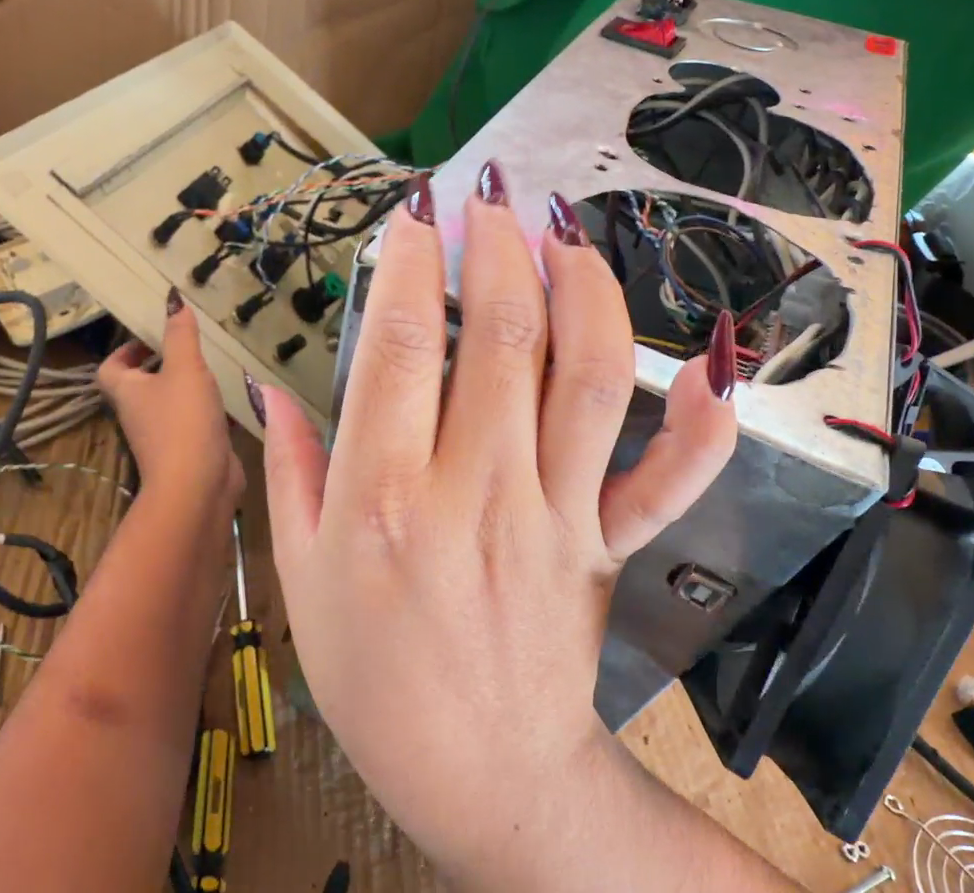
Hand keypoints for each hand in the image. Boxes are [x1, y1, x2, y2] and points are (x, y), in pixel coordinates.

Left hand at [99, 289, 245, 508]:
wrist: (198, 487)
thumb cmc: (183, 421)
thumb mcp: (185, 369)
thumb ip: (181, 335)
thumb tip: (172, 300)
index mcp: (128, 392)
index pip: (110, 368)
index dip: (123, 351)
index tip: (148, 338)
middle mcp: (139, 415)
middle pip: (140, 386)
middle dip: (161, 365)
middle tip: (188, 346)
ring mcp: (163, 437)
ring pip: (170, 405)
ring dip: (187, 388)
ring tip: (214, 367)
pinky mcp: (189, 452)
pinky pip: (195, 424)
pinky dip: (209, 412)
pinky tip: (233, 400)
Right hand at [254, 163, 738, 887]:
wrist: (477, 772)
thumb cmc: (372, 677)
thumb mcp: (299, 577)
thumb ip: (291, 473)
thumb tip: (272, 391)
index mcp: (383, 498)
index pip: (401, 345)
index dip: (410, 263)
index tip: (412, 217)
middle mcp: (473, 492)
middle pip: (502, 336)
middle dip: (497, 248)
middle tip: (487, 201)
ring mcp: (552, 516)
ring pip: (585, 376)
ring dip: (582, 288)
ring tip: (564, 234)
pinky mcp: (605, 545)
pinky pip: (666, 478)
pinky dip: (694, 419)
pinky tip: (700, 362)